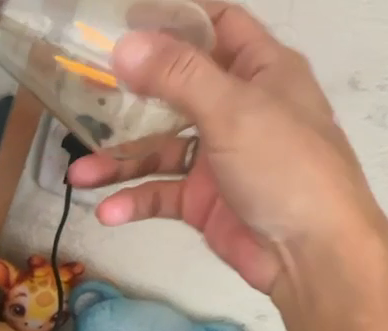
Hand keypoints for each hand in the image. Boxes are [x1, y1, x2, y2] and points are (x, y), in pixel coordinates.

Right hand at [67, 1, 387, 295]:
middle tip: (84, 99)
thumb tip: (125, 45)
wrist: (308, 251)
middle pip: (174, 92)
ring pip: (158, 150)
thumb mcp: (232, 111)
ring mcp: (218, 157)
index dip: (174, 20)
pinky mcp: (202, 200)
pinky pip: (159, 194)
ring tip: (79, 175)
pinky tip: (109, 212)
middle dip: (130, 99)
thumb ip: (177, 77)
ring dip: (119, 162)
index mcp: (260, 71)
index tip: (125, 23)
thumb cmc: (286, 166)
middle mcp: (237, 109)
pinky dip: (133, 202)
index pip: (216, 27)